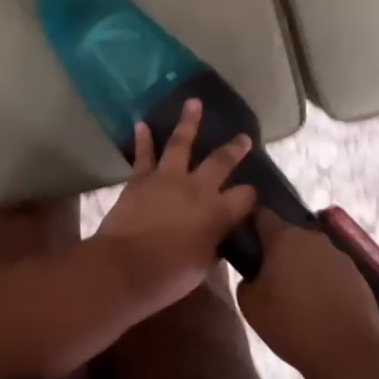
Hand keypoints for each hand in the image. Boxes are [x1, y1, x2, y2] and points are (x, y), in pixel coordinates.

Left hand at [93, 99, 256, 315]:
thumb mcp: (201, 266)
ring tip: (193, 102)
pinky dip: (143, 139)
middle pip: (220, 162)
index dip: (251, 195)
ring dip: (189, 122)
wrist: (126, 266)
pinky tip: (142, 123)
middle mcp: (197, 189)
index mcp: (217, 213)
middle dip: (234, 149)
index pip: (245, 197)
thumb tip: (216, 237)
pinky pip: (144, 154)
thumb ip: (212, 245)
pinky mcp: (141, 179)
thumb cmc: (168, 275)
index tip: (253, 194)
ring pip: (181, 144)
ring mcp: (167, 179)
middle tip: (243, 137)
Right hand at [237, 209, 378, 376]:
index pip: (262, 215)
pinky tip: (323, 309)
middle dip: (279, 251)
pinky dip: (325, 283)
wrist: (348, 354)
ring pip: (313, 254)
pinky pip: (333, 272)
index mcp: (284, 238)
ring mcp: (340, 256)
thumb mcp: (251, 306)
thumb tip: (254, 277)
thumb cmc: (292, 324)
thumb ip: (246, 282)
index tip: (246, 241)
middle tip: (272, 278)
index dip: (251, 224)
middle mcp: (313, 238)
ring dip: (304, 267)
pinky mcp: (359, 276)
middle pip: (290, 236)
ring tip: (300, 298)